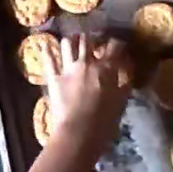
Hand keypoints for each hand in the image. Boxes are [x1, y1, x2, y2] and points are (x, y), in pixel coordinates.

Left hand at [41, 33, 131, 149]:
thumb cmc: (104, 121)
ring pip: (67, 44)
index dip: (117, 43)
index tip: (118, 45)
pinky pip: (48, 60)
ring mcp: (68, 68)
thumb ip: (124, 84)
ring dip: (71, 42)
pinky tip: (45, 43)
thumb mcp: (121, 102)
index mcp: (106, 68)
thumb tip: (126, 72)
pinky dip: (47, 50)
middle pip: (88, 40)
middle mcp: (87, 63)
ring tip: (72, 43)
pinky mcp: (54, 78)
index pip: (114, 46)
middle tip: (93, 43)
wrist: (79, 133)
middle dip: (91, 38)